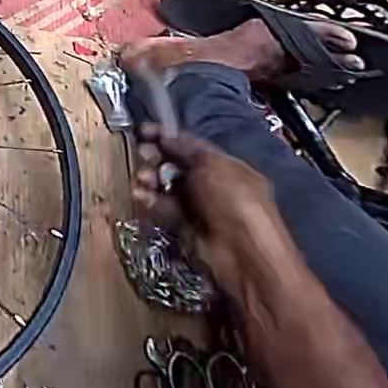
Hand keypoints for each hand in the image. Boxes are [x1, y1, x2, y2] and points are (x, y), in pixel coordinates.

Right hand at [131, 124, 294, 289]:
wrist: (247, 257)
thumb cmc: (235, 202)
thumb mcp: (212, 166)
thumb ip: (186, 149)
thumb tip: (165, 139)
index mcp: (227, 166)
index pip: (193, 145)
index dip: (168, 136)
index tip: (145, 131)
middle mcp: (215, 183)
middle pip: (178, 164)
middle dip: (158, 156)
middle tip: (143, 154)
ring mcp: (201, 205)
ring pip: (169, 185)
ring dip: (152, 178)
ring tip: (143, 179)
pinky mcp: (188, 225)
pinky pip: (165, 206)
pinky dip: (151, 200)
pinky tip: (141, 195)